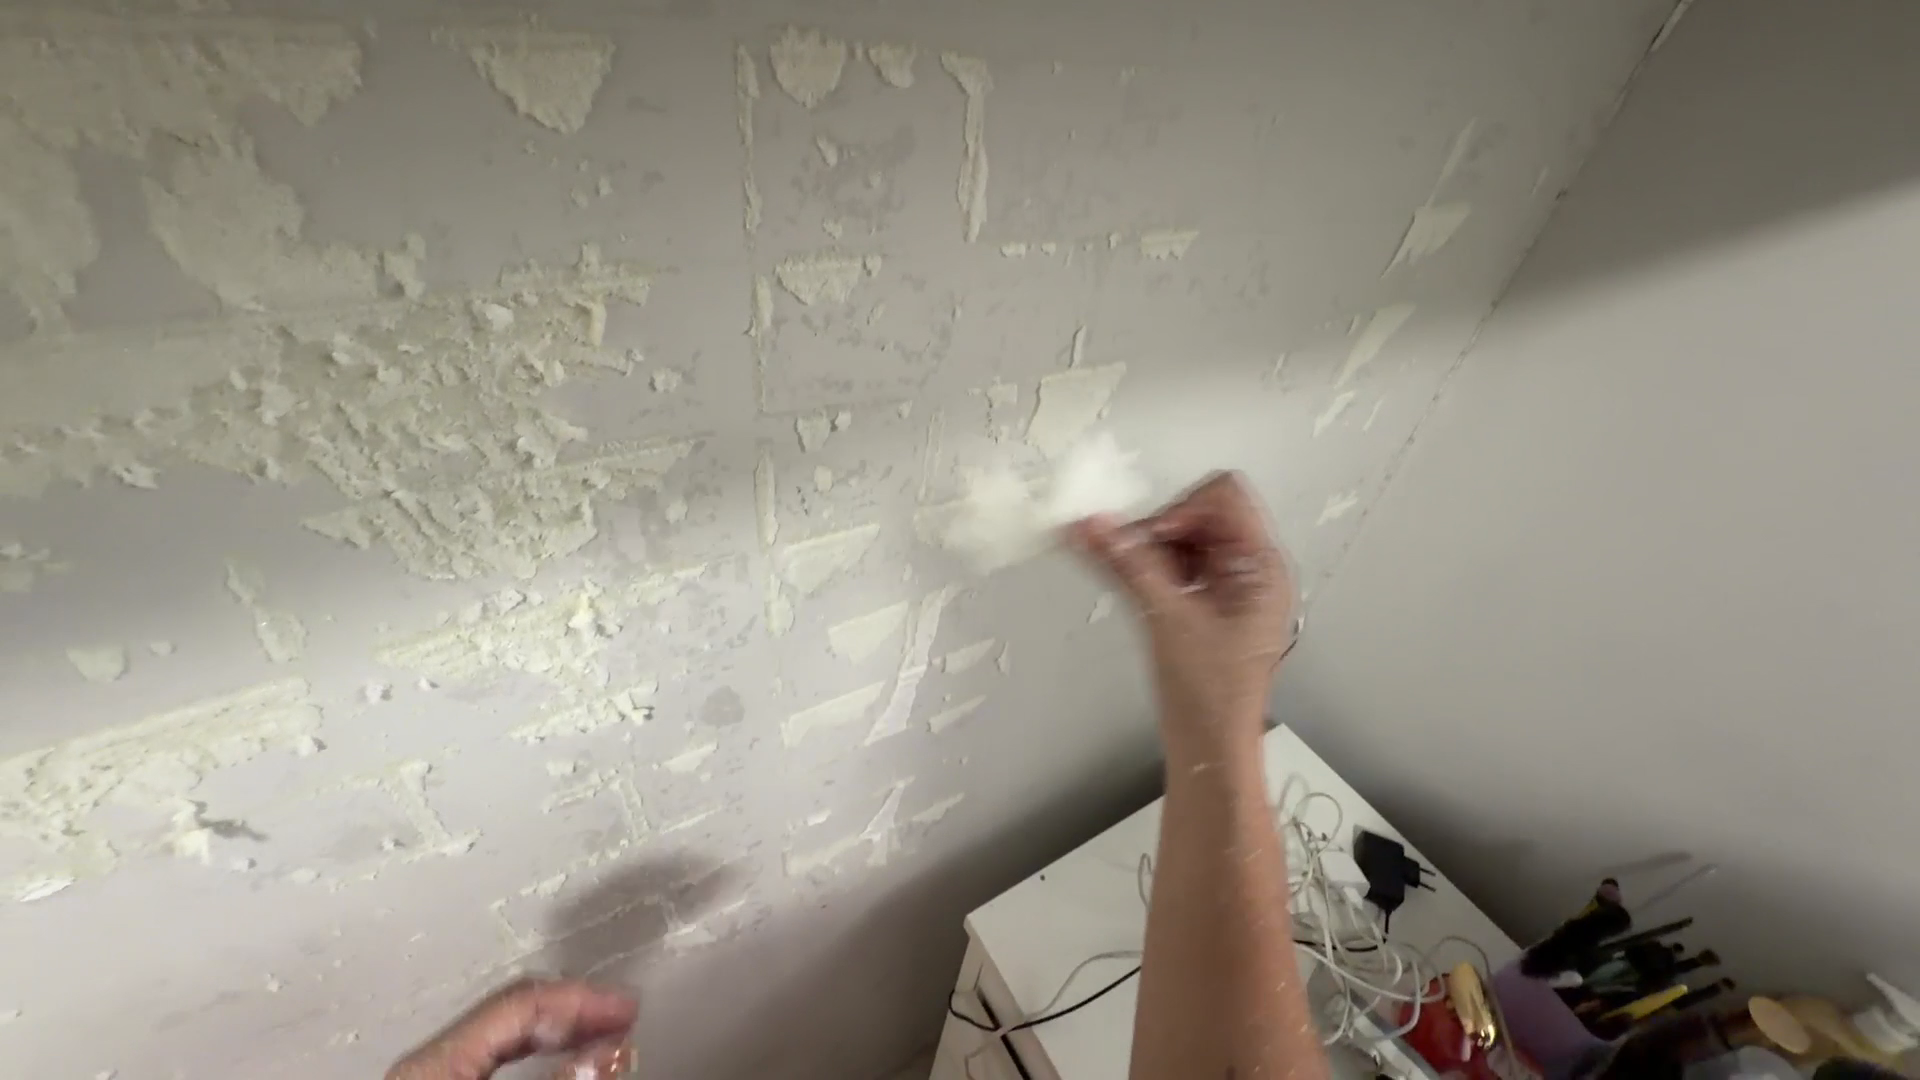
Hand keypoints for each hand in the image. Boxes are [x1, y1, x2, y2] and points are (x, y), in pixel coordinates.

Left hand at [386, 977, 636, 1079]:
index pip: (521, 1004)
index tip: (631, 1012)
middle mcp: (428, 1063)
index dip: (581, 1000)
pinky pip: (491, 1063)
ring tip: (602, 1041)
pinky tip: (559, 1065)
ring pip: (503, 1038)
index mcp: (434, 1064)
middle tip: (624, 1022)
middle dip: (574, 1014)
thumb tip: (613, 1051)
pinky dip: (532, 1058)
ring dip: (557, 1035)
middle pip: (513, 1014)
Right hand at [1069, 472, 1296, 749]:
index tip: (1151, 541)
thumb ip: (1128, 564)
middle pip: (1199, 514)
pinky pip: (1173, 564)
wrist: (1209, 748)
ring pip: (1181, 538)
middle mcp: (1248, 567)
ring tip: (1124, 574)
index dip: (1183, 507)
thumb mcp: (1167, 619)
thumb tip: (1088, 521)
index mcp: (1261, 565)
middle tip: (1127, 560)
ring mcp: (1226, 584)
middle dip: (1158, 530)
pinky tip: (1123, 579)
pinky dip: (1147, 566)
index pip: (1225, 497)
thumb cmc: (1206, 690)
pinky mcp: (1203, 601)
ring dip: (1147, 549)